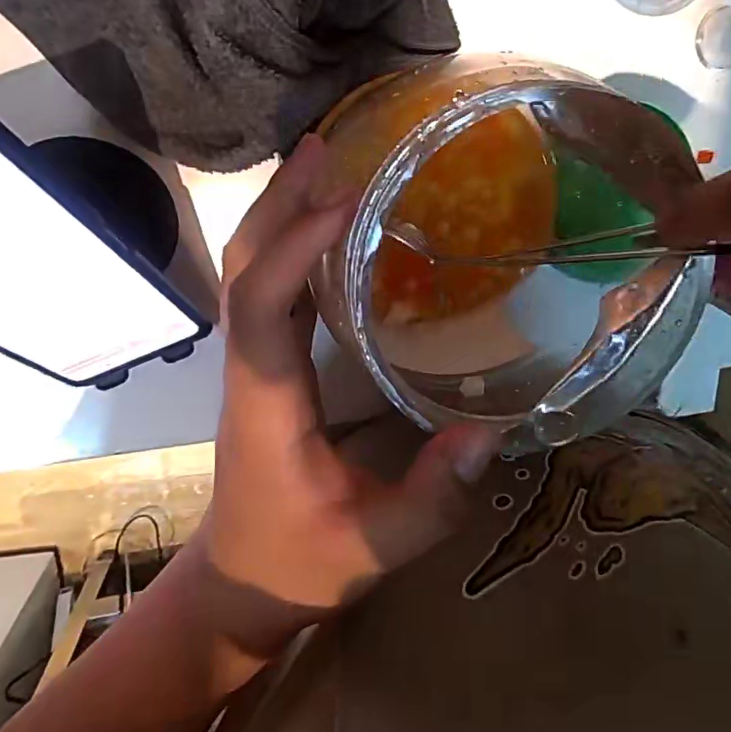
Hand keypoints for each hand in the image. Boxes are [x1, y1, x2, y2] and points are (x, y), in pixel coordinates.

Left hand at [181, 133, 499, 659]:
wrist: (240, 583)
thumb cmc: (300, 563)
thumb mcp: (375, 546)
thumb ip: (432, 500)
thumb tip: (490, 434)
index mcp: (267, 402)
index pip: (262, 307)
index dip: (295, 248)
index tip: (346, 201)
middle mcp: (249, 369)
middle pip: (243, 267)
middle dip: (280, 202)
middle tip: (326, 147)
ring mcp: (252, 363)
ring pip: (248, 269)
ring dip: (281, 211)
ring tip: (325, 164)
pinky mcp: (267, 364)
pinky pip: (270, 287)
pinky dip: (292, 243)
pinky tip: (328, 224)